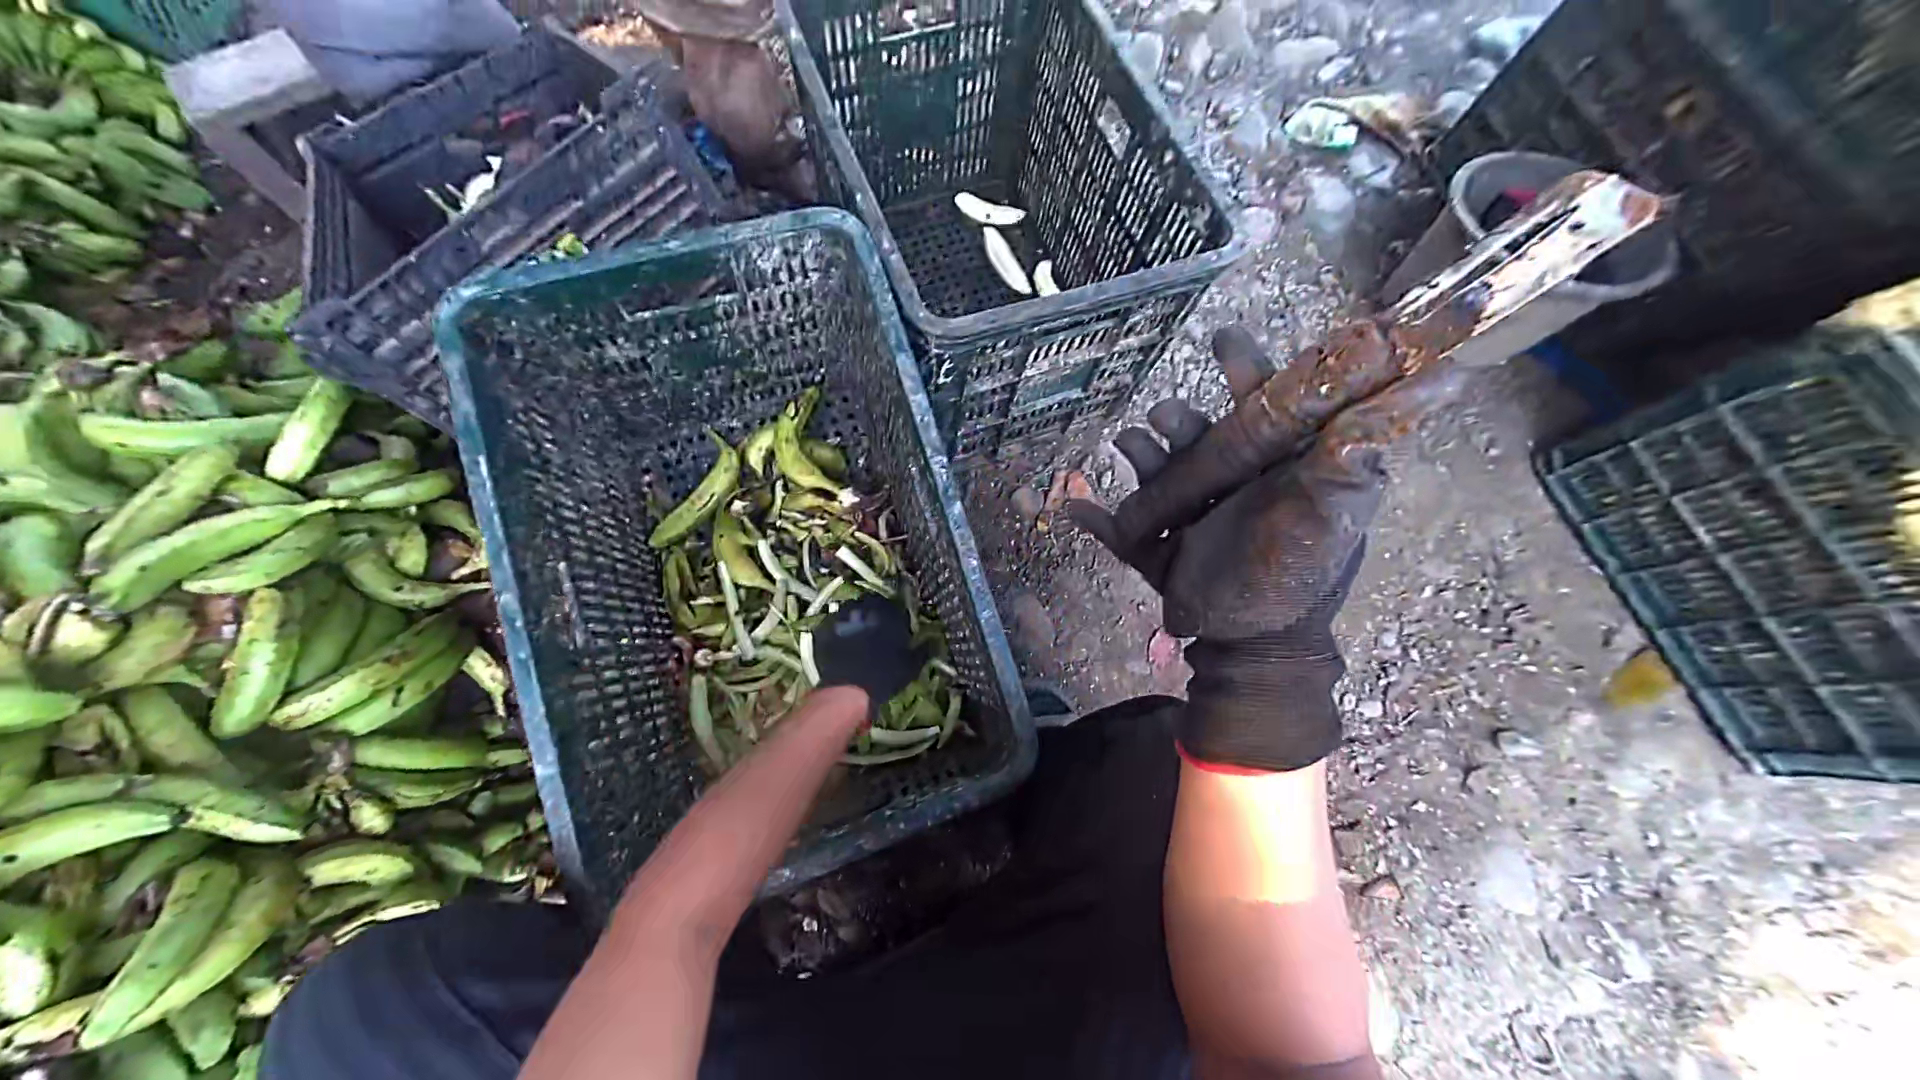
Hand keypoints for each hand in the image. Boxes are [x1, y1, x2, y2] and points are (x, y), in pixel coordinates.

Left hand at [812, 595, 921, 710]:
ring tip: (854, 636)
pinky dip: (835, 631)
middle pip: (869, 605)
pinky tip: (838, 644)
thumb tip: (934, 640)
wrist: (850, 690)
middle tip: (873, 630)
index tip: (893, 628)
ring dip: (853, 620)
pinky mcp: (824, 628)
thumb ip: (923, 649)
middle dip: (871, 614)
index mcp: (889, 613)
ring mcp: (843, 616)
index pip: (894, 606)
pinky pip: (831, 625)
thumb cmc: (886, 676)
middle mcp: (865, 608)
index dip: (893, 616)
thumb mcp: (912, 665)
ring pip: (849, 611)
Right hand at [1070, 327, 1386, 771]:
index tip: (1224, 340)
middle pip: (1199, 432)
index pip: (1262, 404)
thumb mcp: (1333, 510)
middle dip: (1179, 417)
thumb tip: (1428, 382)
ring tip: (1132, 445)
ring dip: (1139, 454)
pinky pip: (1120, 528)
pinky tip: (1073, 505)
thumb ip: (1358, 451)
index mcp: (1275, 465)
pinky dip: (1094, 518)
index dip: (1245, 368)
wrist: (1256, 644)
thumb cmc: (1298, 573)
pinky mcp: (1160, 545)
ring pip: (1156, 470)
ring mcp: (1191, 512)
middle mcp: (1232, 480)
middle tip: (1165, 414)